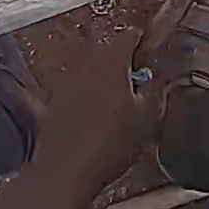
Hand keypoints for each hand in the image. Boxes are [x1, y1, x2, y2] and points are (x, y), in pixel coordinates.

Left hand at [31, 53, 154, 194]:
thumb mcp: (147, 118)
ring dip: (103, 76)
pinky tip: (94, 117)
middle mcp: (86, 63)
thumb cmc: (111, 143)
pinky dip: (86, 94)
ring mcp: (65, 81)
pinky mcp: (52, 102)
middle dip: (123, 59)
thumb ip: (154, 90)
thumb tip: (156, 76)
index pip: (129, 35)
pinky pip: (75, 88)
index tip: (150, 52)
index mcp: (112, 61)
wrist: (65, 173)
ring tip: (117, 99)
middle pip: (107, 49)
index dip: (143, 41)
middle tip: (137, 78)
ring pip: (90, 68)